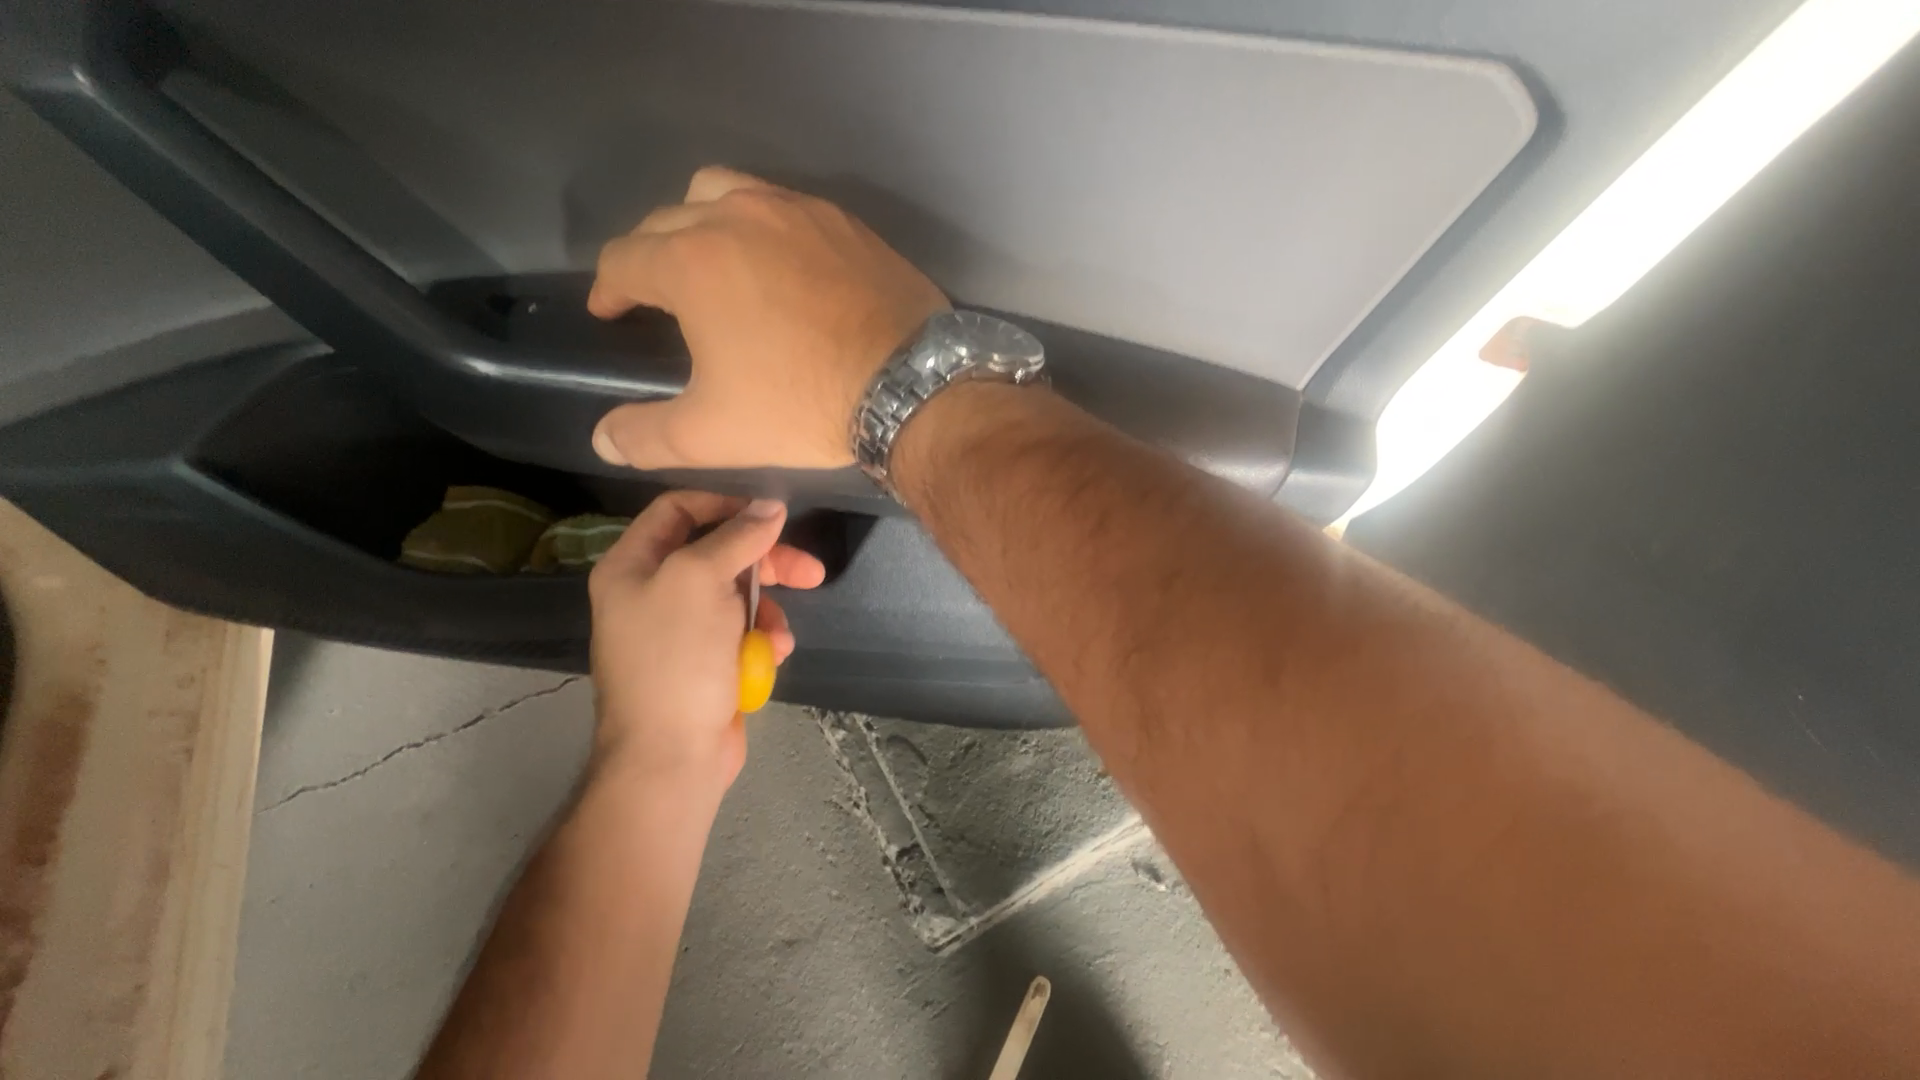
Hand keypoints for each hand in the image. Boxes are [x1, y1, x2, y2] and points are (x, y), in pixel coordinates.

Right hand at [587, 166, 948, 469]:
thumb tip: (603, 439)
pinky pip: (782, 203)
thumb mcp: (713, 434)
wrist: (908, 384)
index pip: (624, 258)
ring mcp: (795, 209)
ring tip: (711, 262)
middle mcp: (737, 216)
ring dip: (701, 221)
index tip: (611, 311)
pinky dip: (761, 224)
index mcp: (692, 261)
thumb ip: (647, 436)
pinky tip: (777, 263)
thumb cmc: (802, 405)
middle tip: (656, 294)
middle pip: (667, 220)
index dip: (609, 288)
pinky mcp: (842, 220)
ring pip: (723, 192)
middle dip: (649, 255)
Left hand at [587, 492, 826, 789]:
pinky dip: (762, 642)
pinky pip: (744, 633)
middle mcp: (653, 592)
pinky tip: (772, 658)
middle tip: (809, 571)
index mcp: (632, 566)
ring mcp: (682, 630)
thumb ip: (736, 537)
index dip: (725, 504)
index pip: (678, 509)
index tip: (770, 511)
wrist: (671, 756)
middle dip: (766, 563)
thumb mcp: (700, 580)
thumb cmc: (676, 659)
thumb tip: (771, 505)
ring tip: (778, 638)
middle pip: (719, 554)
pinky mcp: (708, 662)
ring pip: (740, 597)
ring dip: (768, 612)